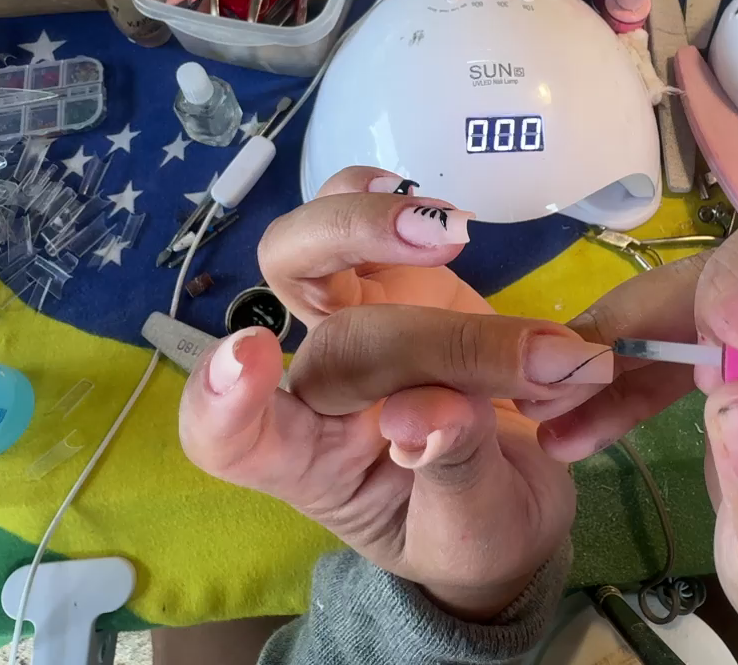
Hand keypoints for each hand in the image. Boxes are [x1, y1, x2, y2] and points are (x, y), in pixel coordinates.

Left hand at [177, 167, 612, 619]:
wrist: (511, 490)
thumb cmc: (473, 534)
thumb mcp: (471, 534)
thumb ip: (452, 475)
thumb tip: (435, 412)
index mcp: (311, 462)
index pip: (227, 437)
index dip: (220, 397)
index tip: (252, 358)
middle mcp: (320, 381)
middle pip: (311, 332)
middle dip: (415, 332)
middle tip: (517, 353)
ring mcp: (357, 317)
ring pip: (313, 243)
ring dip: (369, 225)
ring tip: (450, 232)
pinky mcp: (401, 280)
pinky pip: (367, 218)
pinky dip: (391, 202)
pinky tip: (442, 212)